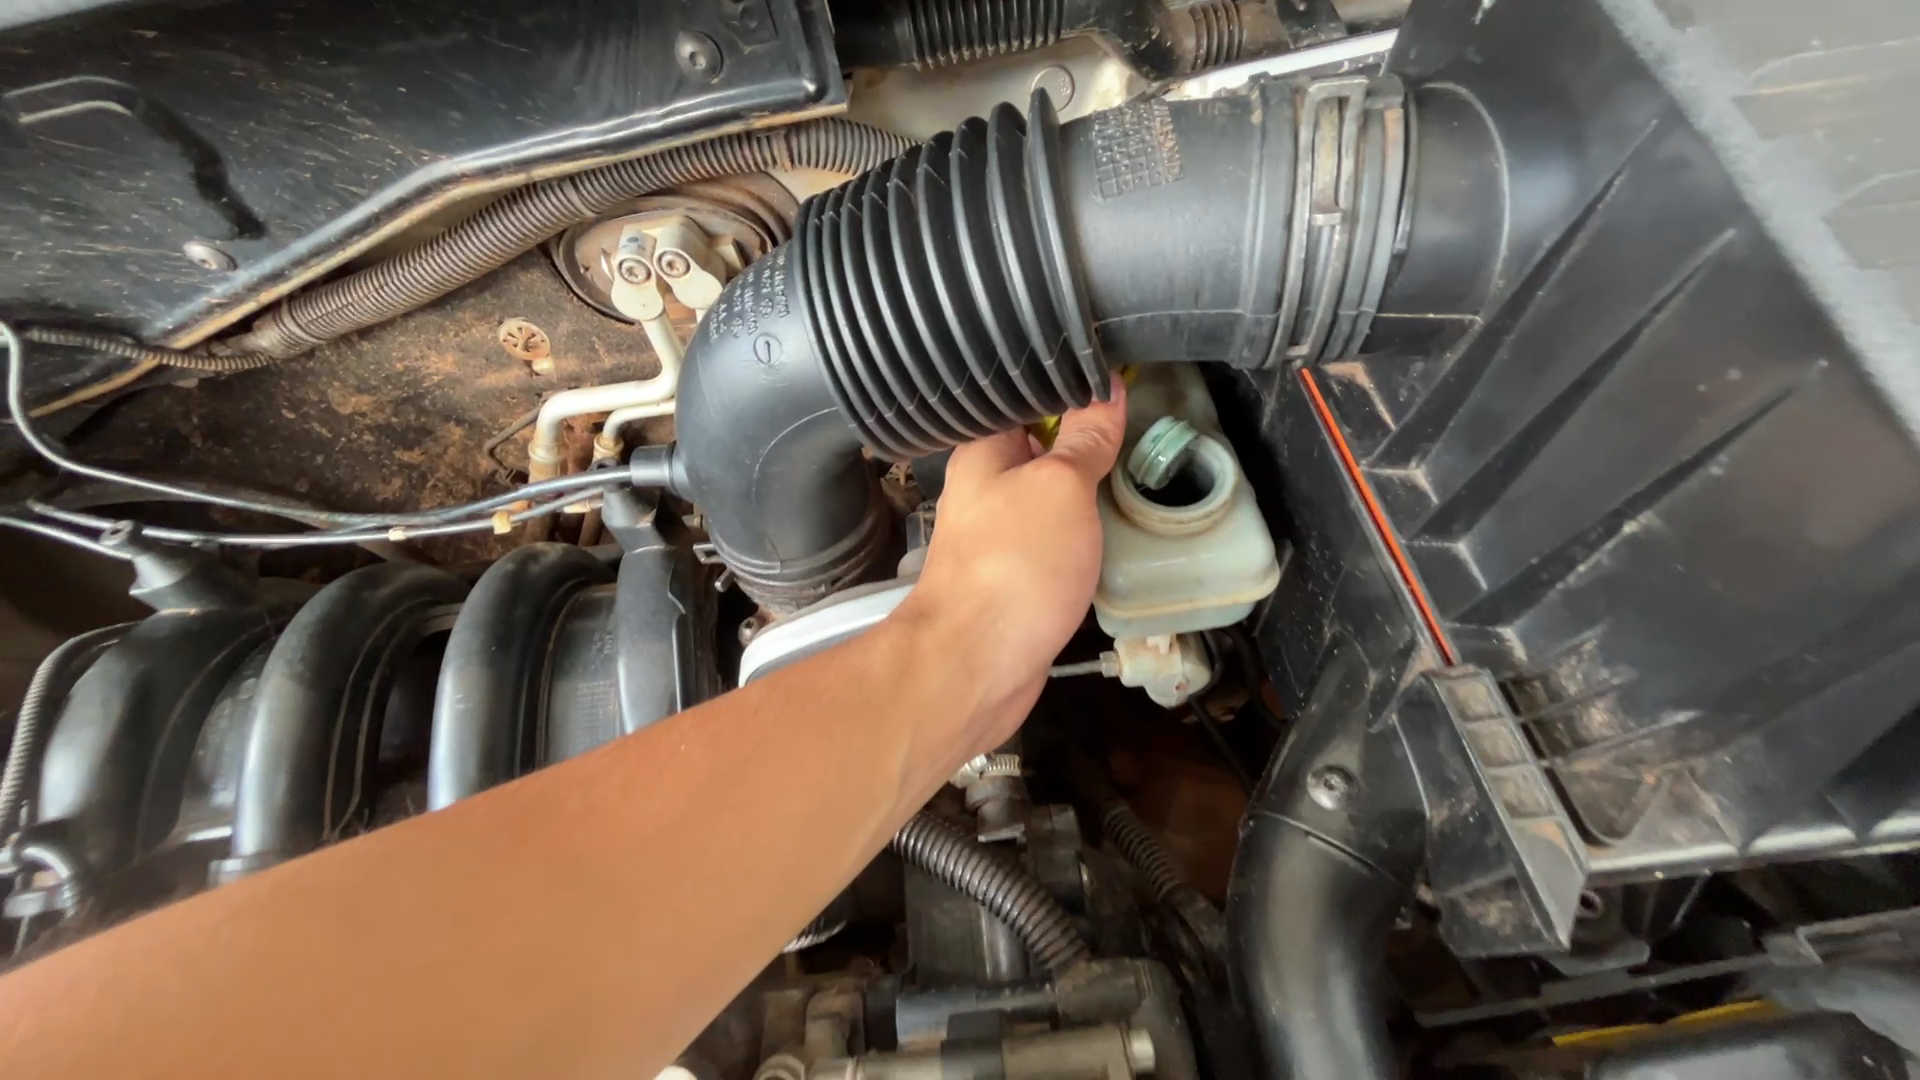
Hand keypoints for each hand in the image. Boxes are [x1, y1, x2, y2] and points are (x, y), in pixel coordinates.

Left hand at [885, 375, 1127, 768]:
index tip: (1113, 376)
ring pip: (1048, 501)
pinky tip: (1111, 531)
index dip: (1066, 385)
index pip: (1022, 399)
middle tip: (1137, 427)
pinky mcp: (1014, 579)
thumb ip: (1083, 440)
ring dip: (1085, 493)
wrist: (975, 665)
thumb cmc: (1013, 563)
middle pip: (1037, 450)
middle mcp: (984, 491)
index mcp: (982, 453)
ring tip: (1134, 471)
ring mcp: (997, 538)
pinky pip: (1052, 544)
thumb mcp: (1060, 487)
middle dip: (1083, 441)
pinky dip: (1080, 537)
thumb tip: (1106, 389)